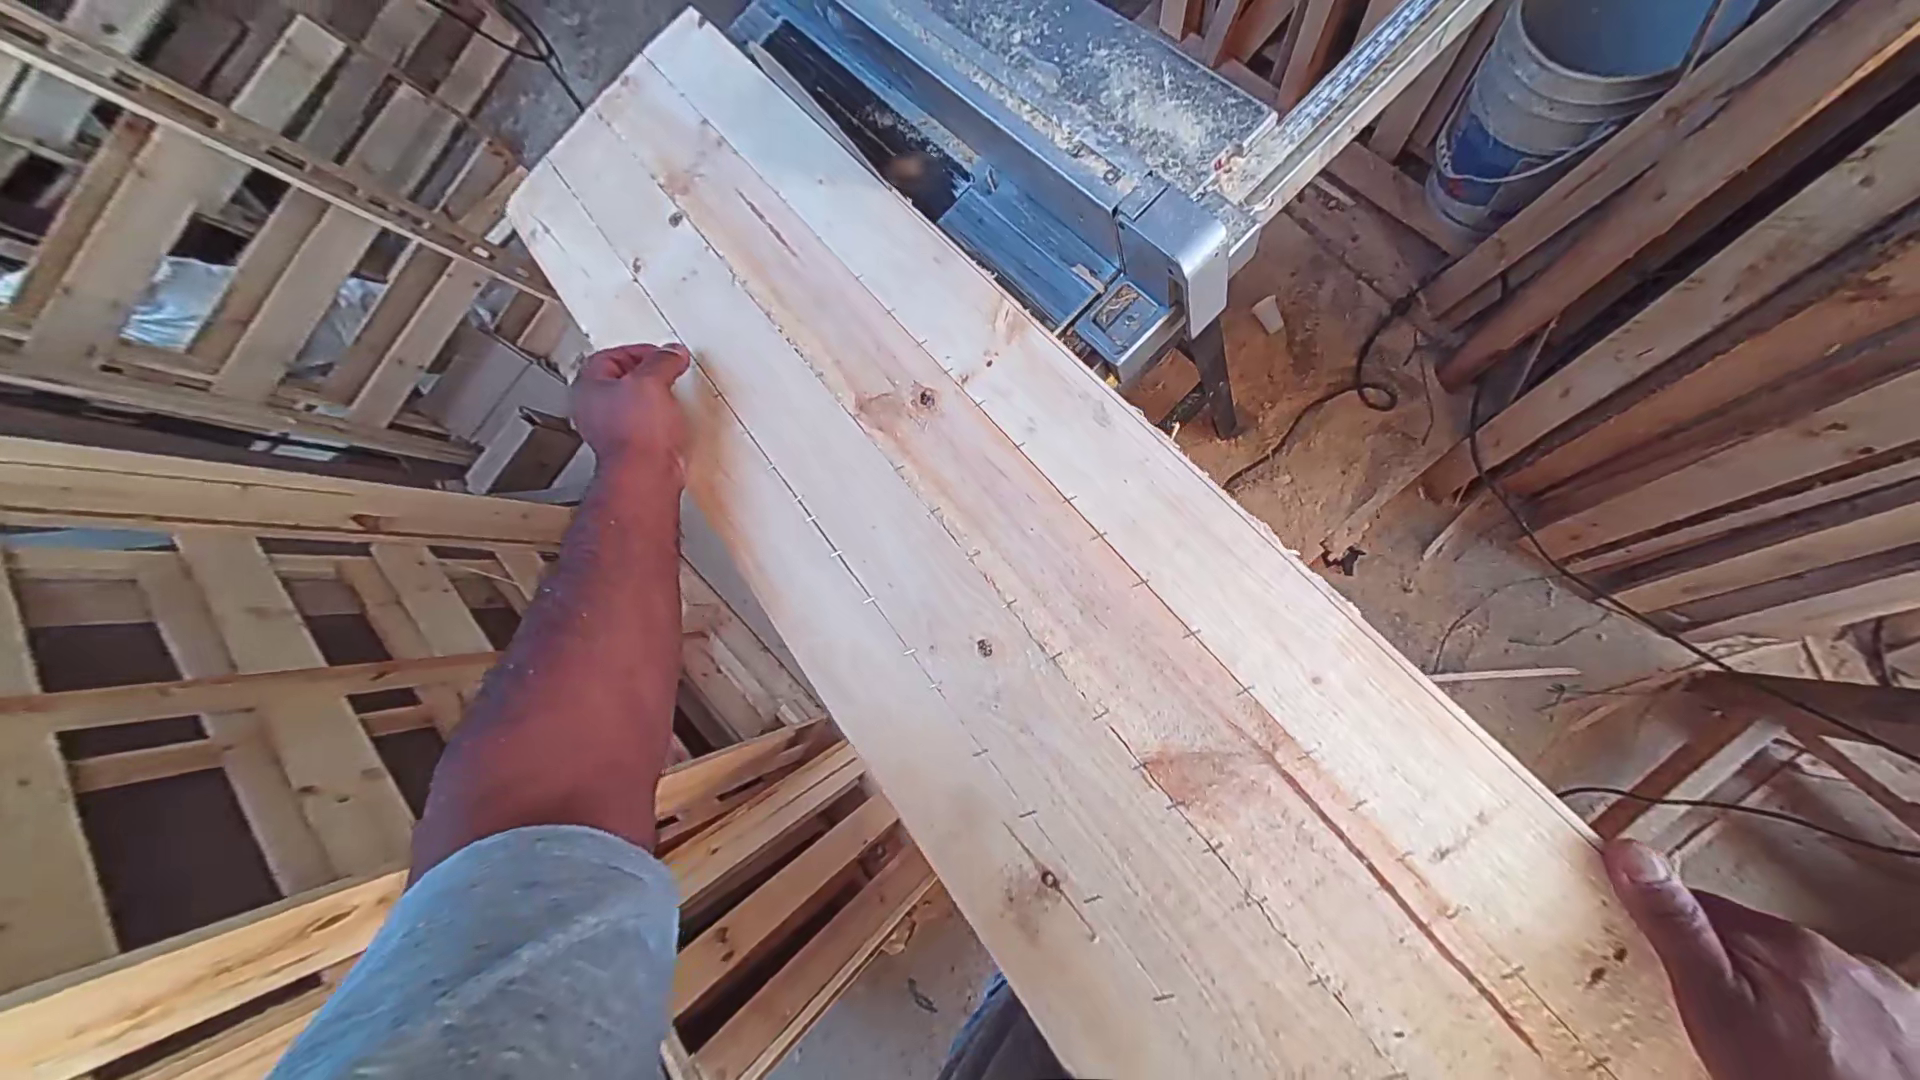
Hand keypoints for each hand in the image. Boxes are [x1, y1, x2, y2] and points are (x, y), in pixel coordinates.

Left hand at [571, 343, 691, 475]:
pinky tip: (670, 421)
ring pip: (631, 404)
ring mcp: (611, 431)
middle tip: (666, 371)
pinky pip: (643, 425)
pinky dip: (657, 420)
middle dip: (645, 374)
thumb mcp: (652, 382)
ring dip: (652, 398)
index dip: (638, 351)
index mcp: (588, 387)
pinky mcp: (630, 448)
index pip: (610, 356)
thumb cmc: (637, 434)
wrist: (647, 474)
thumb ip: (662, 361)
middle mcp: (594, 409)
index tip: (662, 354)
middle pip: (619, 380)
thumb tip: (672, 352)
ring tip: (670, 395)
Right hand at [1604, 839, 1919, 1079]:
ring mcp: (1889, 998)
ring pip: (1800, 974)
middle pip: (1752, 940)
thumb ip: (1672, 921)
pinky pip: (1846, 1006)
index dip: (1672, 932)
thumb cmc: (1790, 1076)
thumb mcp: (1710, 999)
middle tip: (1714, 1012)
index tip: (1665, 962)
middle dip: (1727, 965)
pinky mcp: (1912, 1031)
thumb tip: (1631, 852)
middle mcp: (1842, 958)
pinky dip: (1826, 1021)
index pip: (1699, 906)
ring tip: (1768, 1037)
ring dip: (1778, 992)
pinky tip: (1817, 1050)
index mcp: (1784, 939)